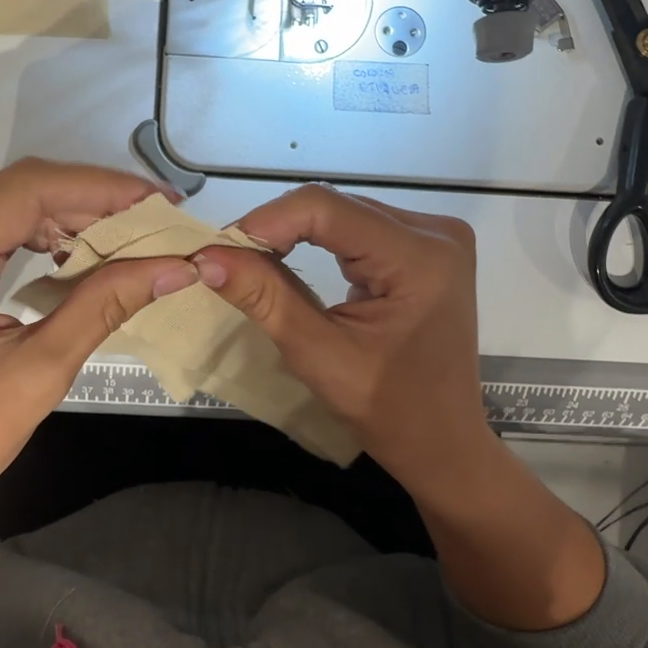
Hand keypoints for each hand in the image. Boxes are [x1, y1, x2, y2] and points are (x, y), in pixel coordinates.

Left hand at [0, 159, 200, 588]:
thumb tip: (178, 267)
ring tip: (128, 235)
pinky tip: (77, 251)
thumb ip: (106, 303)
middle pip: (12, 191)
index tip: (162, 202)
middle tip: (155, 220)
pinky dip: (32, 235)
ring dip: (64, 216)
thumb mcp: (41, 370)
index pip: (27, 191)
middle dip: (89, 200)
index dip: (101, 187)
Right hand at [193, 185, 492, 500]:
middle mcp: (434, 232)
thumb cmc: (387, 408)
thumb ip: (265, 297)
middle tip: (228, 262)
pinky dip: (316, 242)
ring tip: (251, 265)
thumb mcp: (318, 354)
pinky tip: (288, 263)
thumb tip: (207, 257)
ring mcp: (434, 238)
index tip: (221, 254)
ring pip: (341, 214)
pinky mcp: (423, 249)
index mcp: (420, 257)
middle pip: (333, 206)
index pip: (325, 208)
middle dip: (274, 230)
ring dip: (292, 234)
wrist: (441, 441)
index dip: (265, 222)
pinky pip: (356, 230)